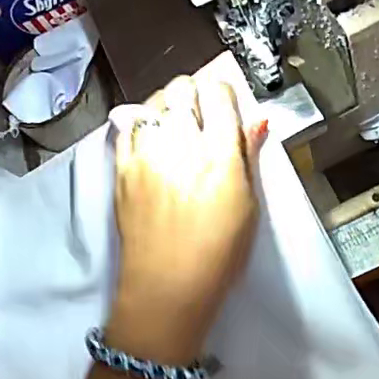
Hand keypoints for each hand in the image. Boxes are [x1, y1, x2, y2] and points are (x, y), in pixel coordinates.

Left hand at [106, 74, 267, 365]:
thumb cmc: (217, 256)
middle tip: (202, 119)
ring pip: (153, 102)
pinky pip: (126, 126)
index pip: (217, 93)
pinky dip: (140, 123)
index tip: (225, 107)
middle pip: (183, 88)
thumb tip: (257, 121)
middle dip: (195, 96)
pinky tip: (150, 140)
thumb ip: (248, 157)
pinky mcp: (121, 169)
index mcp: (219, 156)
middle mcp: (180, 147)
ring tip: (175, 129)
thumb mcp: (248, 208)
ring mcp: (145, 156)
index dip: (224, 94)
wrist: (165, 290)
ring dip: (167, 107)